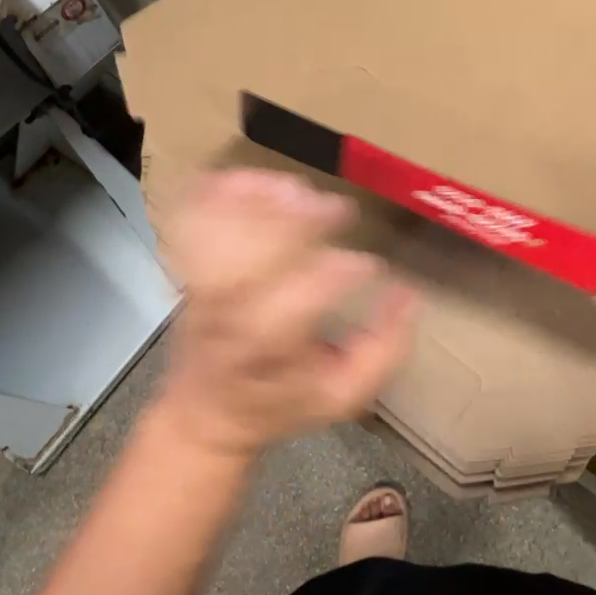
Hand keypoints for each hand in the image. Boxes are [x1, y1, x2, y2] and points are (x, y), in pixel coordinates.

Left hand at [152, 170, 415, 457]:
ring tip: (299, 189)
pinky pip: (192, 220)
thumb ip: (384, 349)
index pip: (300, 301)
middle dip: (298, 221)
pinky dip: (219, 192)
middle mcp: (228, 315)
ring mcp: (200, 289)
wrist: (205, 414)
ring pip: (218, 231)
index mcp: (270, 349)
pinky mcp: (187, 270)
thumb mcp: (345, 395)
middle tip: (339, 208)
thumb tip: (408, 293)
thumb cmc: (282, 403)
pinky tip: (259, 180)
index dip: (341, 271)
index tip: (371, 265)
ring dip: (260, 201)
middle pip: (251, 256)